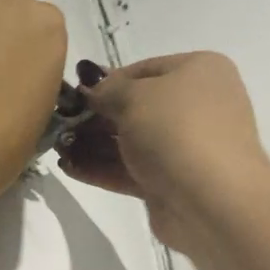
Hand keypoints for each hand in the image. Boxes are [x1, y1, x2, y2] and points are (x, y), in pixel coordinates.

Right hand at [57, 52, 269, 249]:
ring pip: (131, 142)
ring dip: (93, 144)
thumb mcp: (135, 97)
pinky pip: (131, 171)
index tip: (73, 95)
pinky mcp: (170, 184)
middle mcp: (196, 107)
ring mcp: (184, 148)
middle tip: (60, 123)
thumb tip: (92, 90)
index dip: (106, 81)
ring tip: (58, 147)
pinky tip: (69, 168)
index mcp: (199, 72)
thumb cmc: (176, 131)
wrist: (212, 200)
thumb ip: (107, 90)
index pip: (144, 70)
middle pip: (136, 108)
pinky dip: (101, 169)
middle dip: (96, 117)